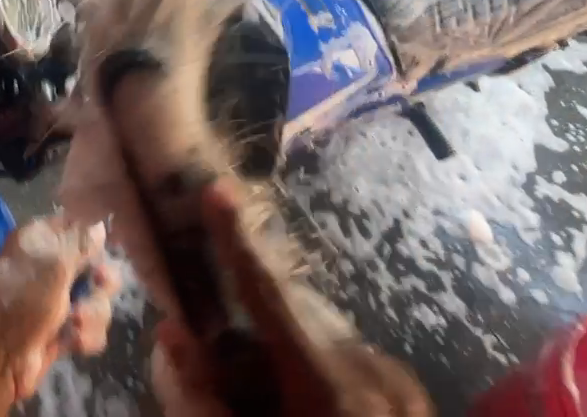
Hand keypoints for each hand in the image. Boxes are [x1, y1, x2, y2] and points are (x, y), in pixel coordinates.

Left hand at [0, 215, 120, 415]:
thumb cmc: (20, 300)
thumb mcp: (52, 265)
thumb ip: (80, 243)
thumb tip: (99, 224)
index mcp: (40, 240)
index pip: (74, 223)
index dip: (94, 234)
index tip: (108, 244)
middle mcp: (50, 265)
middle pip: (93, 263)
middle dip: (101, 279)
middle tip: (101, 284)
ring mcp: (57, 299)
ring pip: (96, 297)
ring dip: (94, 312)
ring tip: (77, 323)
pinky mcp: (63, 330)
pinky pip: (91, 327)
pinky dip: (87, 335)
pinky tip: (74, 342)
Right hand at [149, 182, 430, 416]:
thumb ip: (203, 398)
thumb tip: (170, 333)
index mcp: (327, 386)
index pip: (266, 295)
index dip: (235, 241)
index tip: (216, 191)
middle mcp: (370, 373)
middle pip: (289, 329)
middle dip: (254, 346)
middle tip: (239, 387)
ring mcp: (402, 388)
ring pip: (321, 347)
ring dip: (291, 367)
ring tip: (276, 404)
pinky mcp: (416, 398)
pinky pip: (353, 368)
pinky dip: (325, 380)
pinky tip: (315, 412)